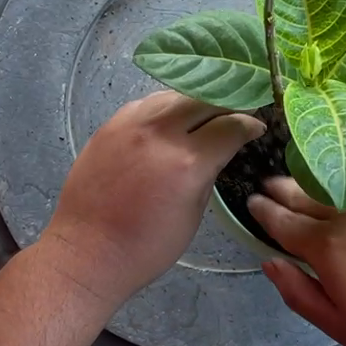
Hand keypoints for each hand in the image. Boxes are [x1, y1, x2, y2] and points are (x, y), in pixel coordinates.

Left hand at [38, 91, 264, 307]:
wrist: (88, 251)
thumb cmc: (145, 247)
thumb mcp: (193, 215)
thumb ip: (208, 175)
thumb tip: (218, 152)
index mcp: (188, 162)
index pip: (231, 125)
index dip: (250, 124)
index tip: (257, 128)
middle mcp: (160, 133)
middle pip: (205, 98)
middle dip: (227, 104)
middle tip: (236, 114)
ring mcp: (130, 124)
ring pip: (174, 95)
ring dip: (195, 101)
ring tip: (203, 115)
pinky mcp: (109, 125)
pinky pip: (146, 103)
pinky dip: (165, 108)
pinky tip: (168, 122)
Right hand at [248, 179, 345, 345]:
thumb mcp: (340, 326)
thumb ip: (299, 294)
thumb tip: (270, 262)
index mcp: (328, 248)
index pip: (285, 224)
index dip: (264, 213)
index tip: (250, 202)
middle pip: (308, 198)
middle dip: (283, 190)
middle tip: (266, 182)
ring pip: (339, 191)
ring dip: (315, 187)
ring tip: (301, 186)